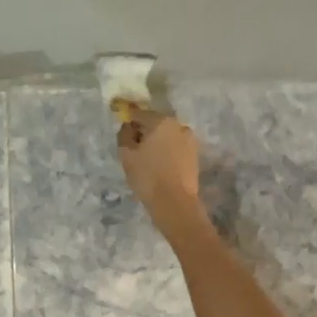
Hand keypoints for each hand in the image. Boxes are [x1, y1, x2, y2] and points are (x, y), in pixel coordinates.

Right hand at [118, 108, 202, 224]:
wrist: (175, 202)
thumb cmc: (148, 175)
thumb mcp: (126, 154)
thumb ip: (124, 134)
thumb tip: (129, 126)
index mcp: (161, 121)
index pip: (139, 113)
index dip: (128, 118)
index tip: (122, 126)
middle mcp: (178, 125)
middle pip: (155, 123)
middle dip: (144, 131)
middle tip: (133, 146)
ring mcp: (189, 140)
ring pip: (167, 135)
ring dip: (157, 141)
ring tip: (147, 158)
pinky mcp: (194, 155)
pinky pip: (175, 147)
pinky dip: (167, 151)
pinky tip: (159, 165)